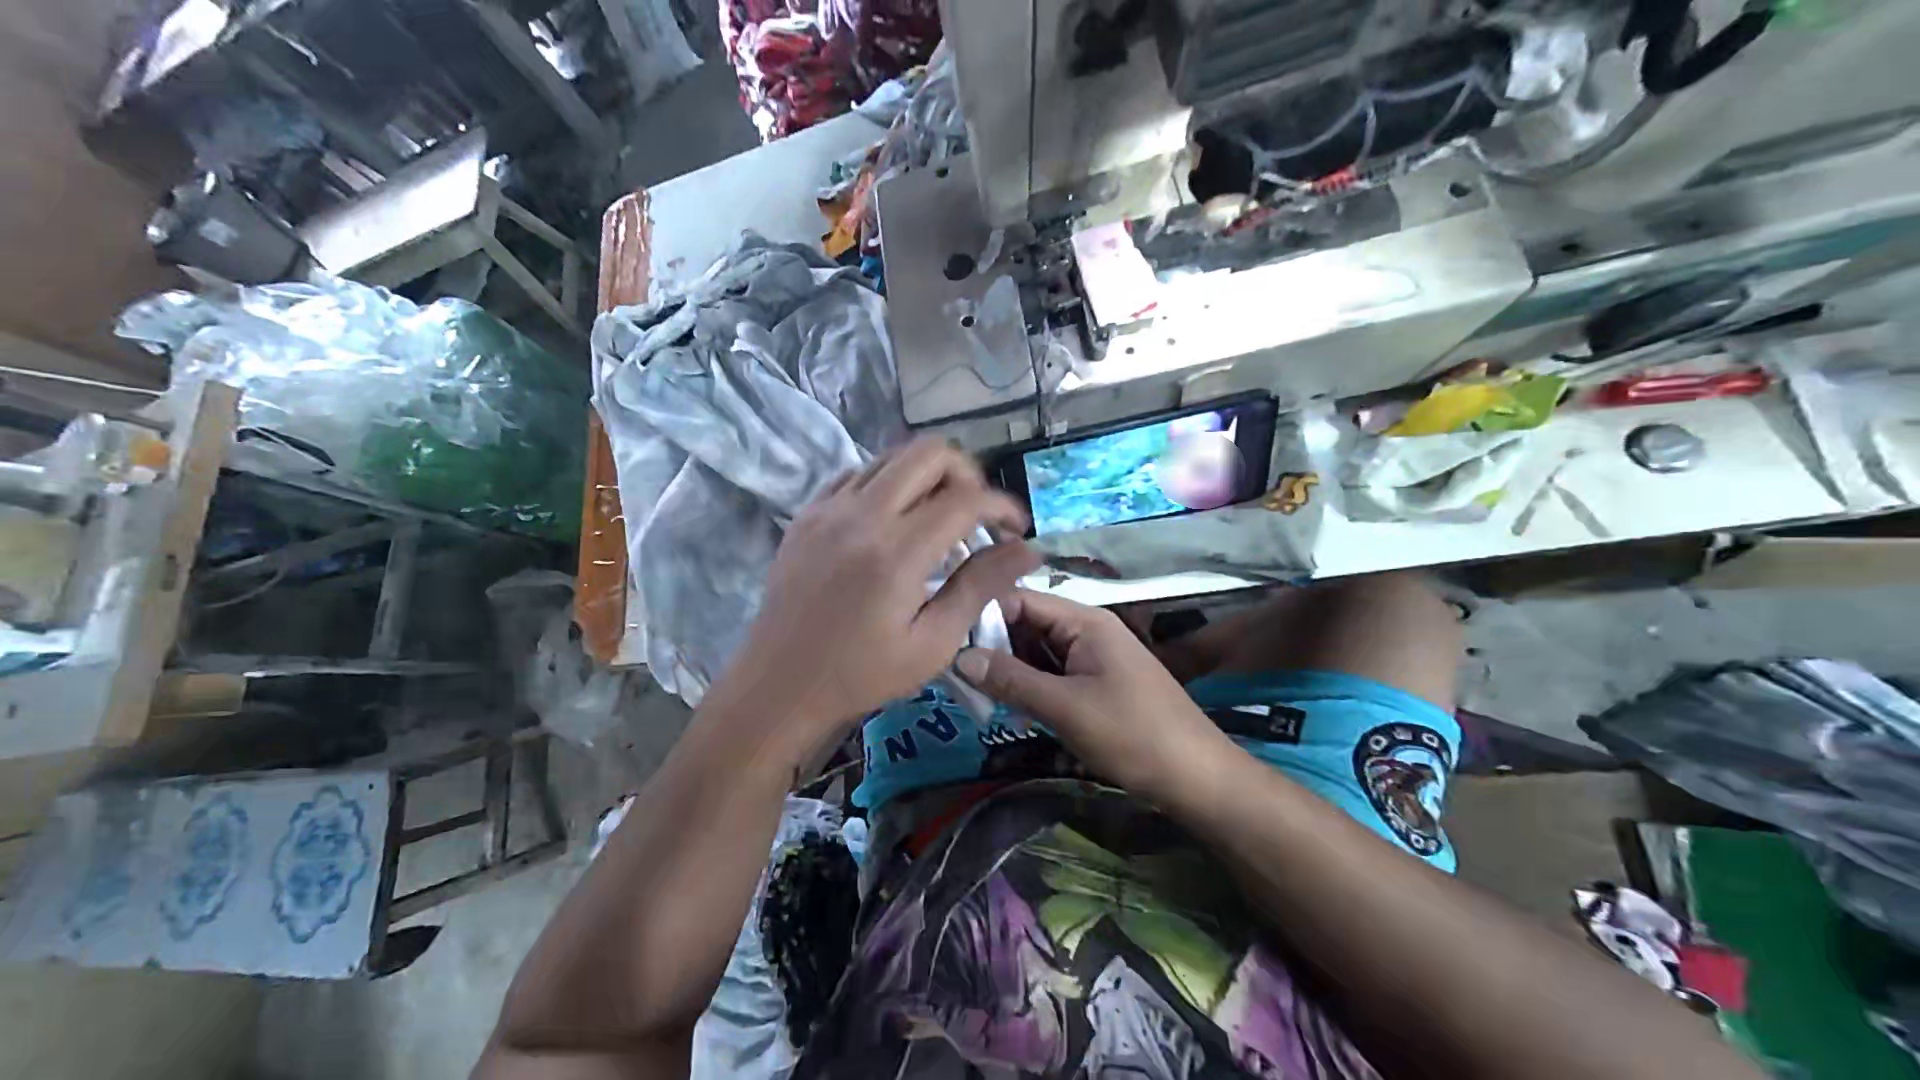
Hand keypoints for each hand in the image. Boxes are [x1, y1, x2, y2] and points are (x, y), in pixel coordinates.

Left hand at [715, 438, 1041, 757]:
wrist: (780, 687)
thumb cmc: (861, 675)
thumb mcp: (932, 643)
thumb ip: (981, 586)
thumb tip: (1029, 550)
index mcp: (897, 552)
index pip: (966, 498)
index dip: (1002, 506)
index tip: (1017, 529)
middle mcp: (861, 515)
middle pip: (929, 453)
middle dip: (967, 475)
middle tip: (977, 515)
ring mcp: (828, 509)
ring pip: (891, 456)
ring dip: (926, 476)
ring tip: (938, 516)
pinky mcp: (807, 514)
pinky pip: (856, 474)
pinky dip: (886, 484)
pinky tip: (892, 520)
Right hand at [954, 589, 1237, 801]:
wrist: (1197, 777)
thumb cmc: (1132, 734)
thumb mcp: (1065, 707)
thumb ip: (1011, 680)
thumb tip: (959, 656)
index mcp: (1083, 621)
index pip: (1020, 599)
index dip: (983, 615)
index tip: (946, 640)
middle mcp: (1086, 630)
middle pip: (1026, 625)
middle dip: (992, 647)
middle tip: (956, 676)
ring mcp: (1092, 657)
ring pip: (1036, 652)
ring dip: (1010, 672)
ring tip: (977, 696)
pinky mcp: (1095, 683)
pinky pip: (1052, 675)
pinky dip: (1030, 688)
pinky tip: (1012, 710)